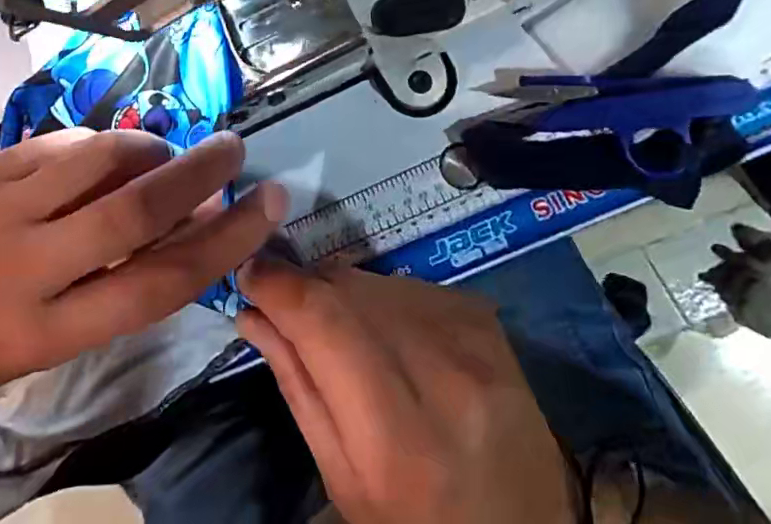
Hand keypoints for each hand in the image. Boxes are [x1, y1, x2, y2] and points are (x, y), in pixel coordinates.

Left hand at [0, 128, 284, 411]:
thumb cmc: (25, 333)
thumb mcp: (90, 326)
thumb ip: (152, 268)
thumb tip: (215, 204)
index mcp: (54, 330)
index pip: (159, 282)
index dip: (227, 240)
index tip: (270, 202)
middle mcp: (18, 271)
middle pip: (130, 211)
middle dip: (196, 173)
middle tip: (232, 150)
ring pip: (99, 156)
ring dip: (149, 151)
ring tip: (159, 161)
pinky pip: (66, 141)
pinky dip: (104, 147)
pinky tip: (105, 163)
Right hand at [237, 259, 580, 523]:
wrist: (520, 522)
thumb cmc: (418, 520)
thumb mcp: (344, 479)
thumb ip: (298, 387)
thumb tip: (253, 312)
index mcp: (399, 436)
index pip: (325, 324)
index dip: (279, 286)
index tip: (250, 272)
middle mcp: (442, 371)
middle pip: (348, 290)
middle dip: (305, 288)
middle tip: (285, 305)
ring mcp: (472, 337)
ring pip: (375, 280)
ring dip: (342, 293)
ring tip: (339, 330)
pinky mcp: (485, 316)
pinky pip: (408, 283)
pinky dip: (381, 298)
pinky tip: (385, 333)